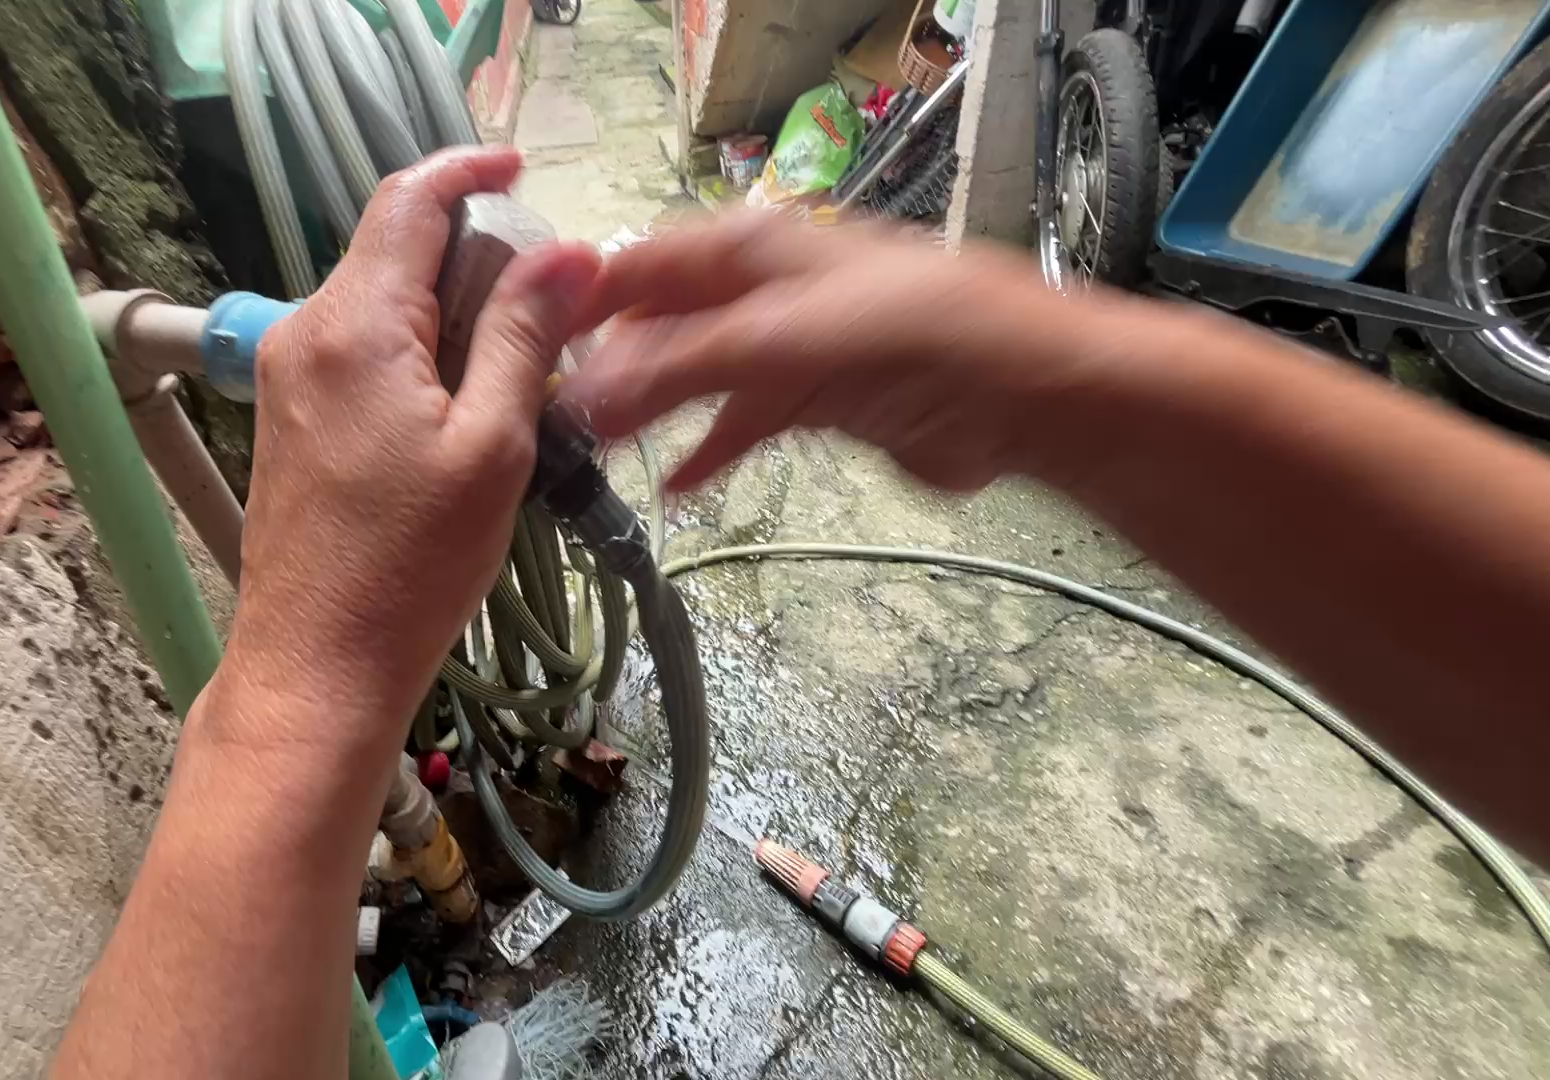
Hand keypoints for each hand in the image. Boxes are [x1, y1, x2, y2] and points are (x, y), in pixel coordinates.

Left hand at [211, 146, 600, 751]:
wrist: (319, 660)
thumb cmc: (414, 563)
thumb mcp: (491, 446)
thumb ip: (522, 338)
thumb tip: (569, 253)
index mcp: (355, 323)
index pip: (407, 201)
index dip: (467, 170)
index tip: (519, 171)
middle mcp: (305, 331)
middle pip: (394, 252)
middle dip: (472, 258)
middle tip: (543, 312)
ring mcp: (289, 377)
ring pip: (382, 305)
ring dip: (450, 315)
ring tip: (513, 375)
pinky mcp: (291, 418)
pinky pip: (362, 353)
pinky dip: (418, 354)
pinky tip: (458, 410)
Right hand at [562, 213, 1131, 492]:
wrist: (1020, 395)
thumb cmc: (912, 339)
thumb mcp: (784, 343)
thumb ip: (682, 369)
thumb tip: (584, 397)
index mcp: (747, 251)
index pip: (638, 265)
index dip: (581, 305)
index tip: (529, 356)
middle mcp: (755, 294)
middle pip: (657, 327)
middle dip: (608, 370)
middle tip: (560, 423)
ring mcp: (779, 350)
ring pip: (690, 380)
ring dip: (648, 415)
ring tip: (600, 455)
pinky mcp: (805, 403)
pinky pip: (737, 427)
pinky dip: (707, 455)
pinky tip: (675, 489)